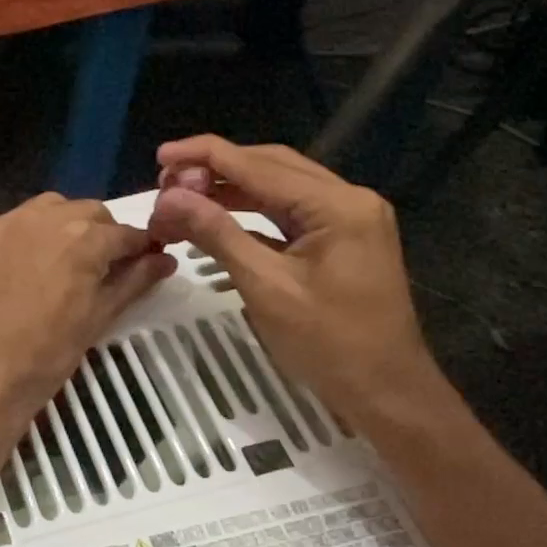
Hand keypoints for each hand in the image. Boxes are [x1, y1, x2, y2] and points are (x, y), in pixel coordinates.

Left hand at [0, 193, 173, 428]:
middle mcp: (45, 218)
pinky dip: (27, 239)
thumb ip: (135, 280)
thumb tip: (166, 260)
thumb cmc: (50, 352)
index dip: (139, 247)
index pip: (124, 233)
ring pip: (48, 210)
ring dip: (64, 227)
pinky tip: (26, 270)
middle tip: (102, 267)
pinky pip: (12, 227)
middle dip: (101, 234)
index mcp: (84, 237)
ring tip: (63, 263)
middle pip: (87, 213)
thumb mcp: (100, 316)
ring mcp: (6, 226)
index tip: (145, 260)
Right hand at [148, 135, 441, 429]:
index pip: (259, 166)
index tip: (160, 155)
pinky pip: (290, 215)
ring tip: (184, 198)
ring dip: (232, 190)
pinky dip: (252, 214)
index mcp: (336, 205)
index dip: (206, 157)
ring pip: (280, 189)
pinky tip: (219, 220)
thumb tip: (170, 198)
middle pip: (272, 167)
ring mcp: (349, 220)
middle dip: (217, 169)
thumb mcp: (266, 288)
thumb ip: (218, 235)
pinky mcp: (343, 242)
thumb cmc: (329, 344)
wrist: (386, 391)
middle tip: (166, 180)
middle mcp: (348, 200)